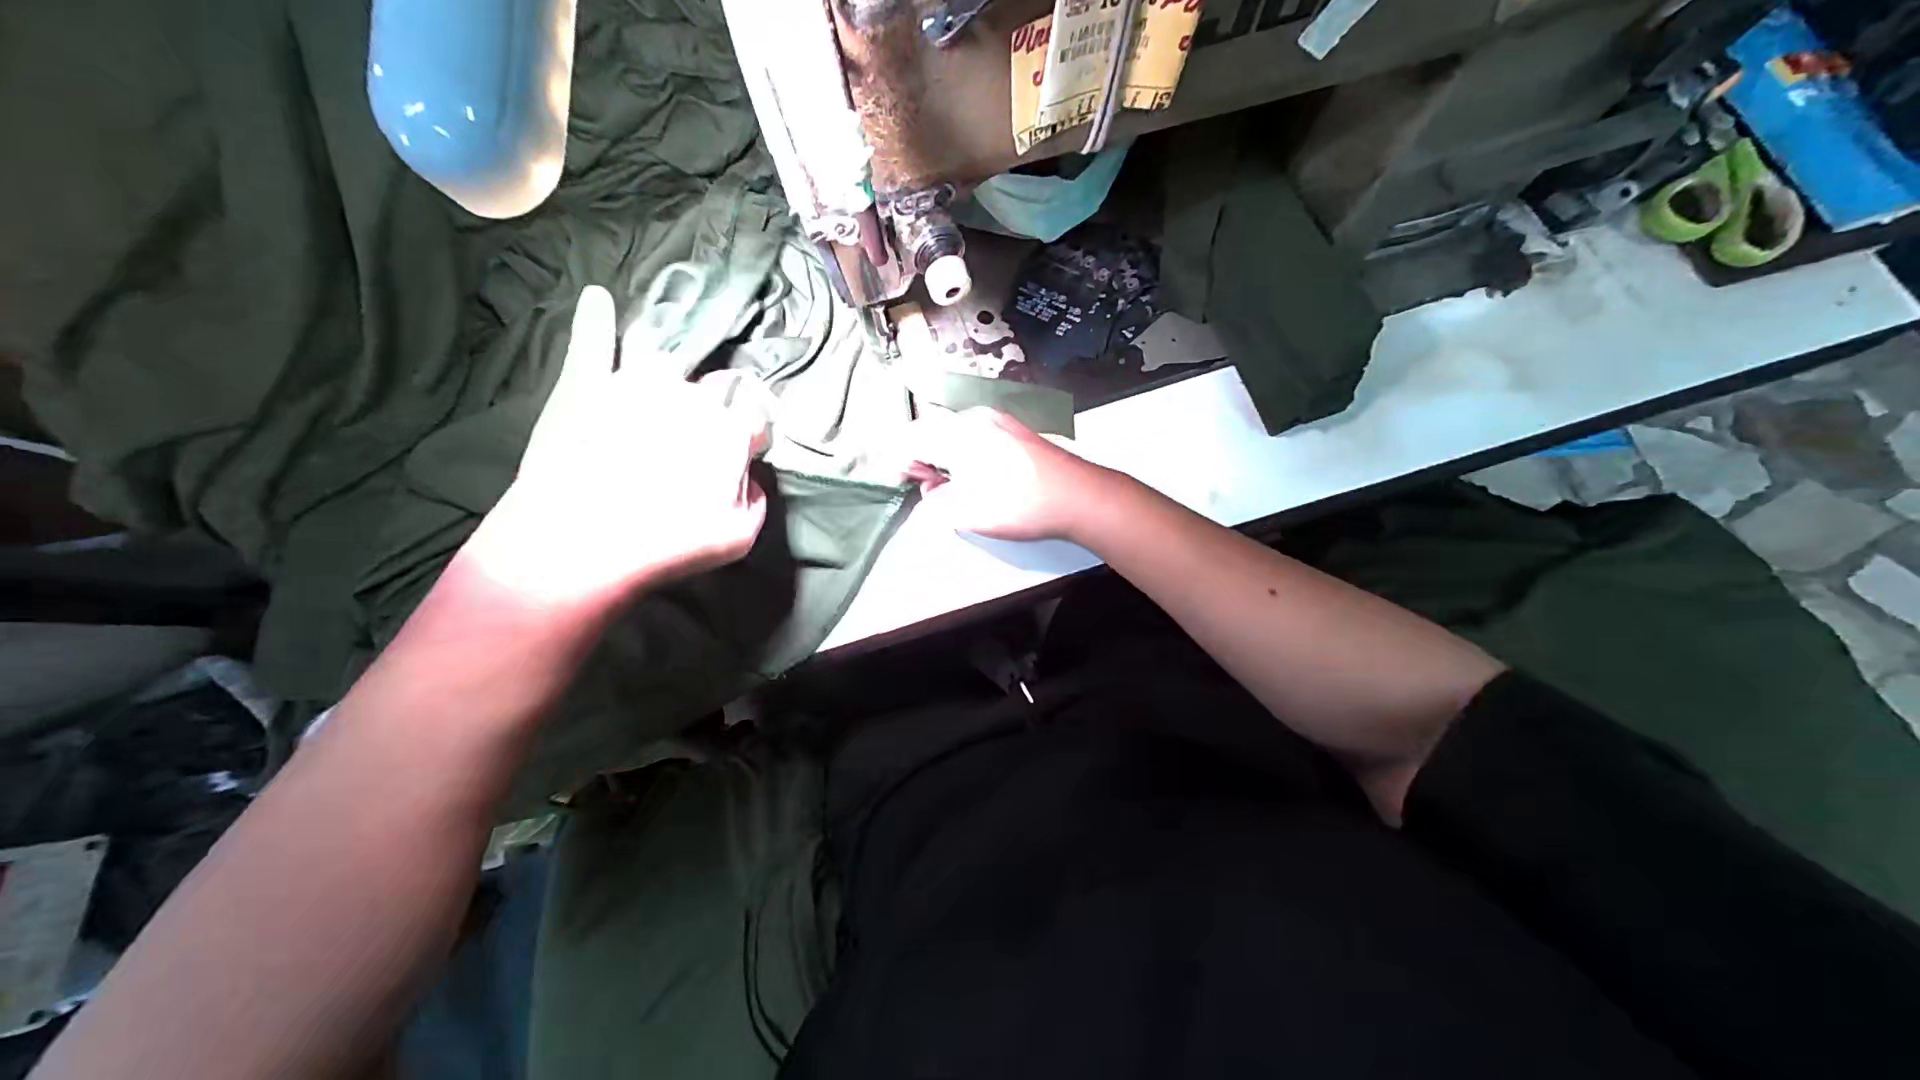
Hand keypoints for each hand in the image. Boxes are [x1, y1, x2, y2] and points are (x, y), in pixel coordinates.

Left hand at [462, 285, 768, 611]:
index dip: (750, 431)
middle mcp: (689, 396)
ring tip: (659, 395)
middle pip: (710, 390)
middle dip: (709, 409)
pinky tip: (596, 301)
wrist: (578, 542)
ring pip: (663, 365)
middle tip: (691, 442)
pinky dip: (595, 321)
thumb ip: (756, 499)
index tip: (744, 446)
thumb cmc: (667, 546)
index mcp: (728, 430)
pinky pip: (594, 342)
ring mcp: (634, 384)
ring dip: (666, 378)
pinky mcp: (586, 385)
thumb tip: (751, 475)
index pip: (754, 416)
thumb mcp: (738, 537)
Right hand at [900, 408, 1121, 542]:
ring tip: (953, 486)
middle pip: (929, 432)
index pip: (908, 441)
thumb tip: (930, 489)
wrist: (1080, 496)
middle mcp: (973, 418)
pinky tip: (976, 476)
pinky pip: (973, 434)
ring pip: (951, 432)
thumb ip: (935, 500)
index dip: (898, 465)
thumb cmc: (1022, 506)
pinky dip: (963, 452)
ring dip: (943, 456)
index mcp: (957, 434)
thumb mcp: (968, 513)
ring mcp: (996, 420)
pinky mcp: (1012, 428)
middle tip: (929, 489)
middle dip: (921, 459)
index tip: (900, 485)